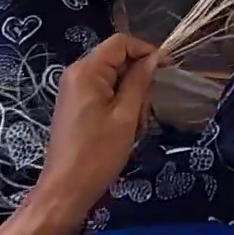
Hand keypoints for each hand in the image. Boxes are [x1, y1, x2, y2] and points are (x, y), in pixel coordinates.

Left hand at [29, 33, 160, 223]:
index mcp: (87, 71)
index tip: (168, 69)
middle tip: (148, 107)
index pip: (121, 43)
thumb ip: (140, 81)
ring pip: (113, 76)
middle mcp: (77, 73)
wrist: (65, 191)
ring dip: (132, 93)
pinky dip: (120, 102)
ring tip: (137, 122)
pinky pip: (104, 90)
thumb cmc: (97, 153)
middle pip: (117, 58)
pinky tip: (126, 126)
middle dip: (139, 77)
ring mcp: (74, 89)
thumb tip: (155, 57)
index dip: (147, 50)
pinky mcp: (76, 104)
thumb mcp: (126, 115)